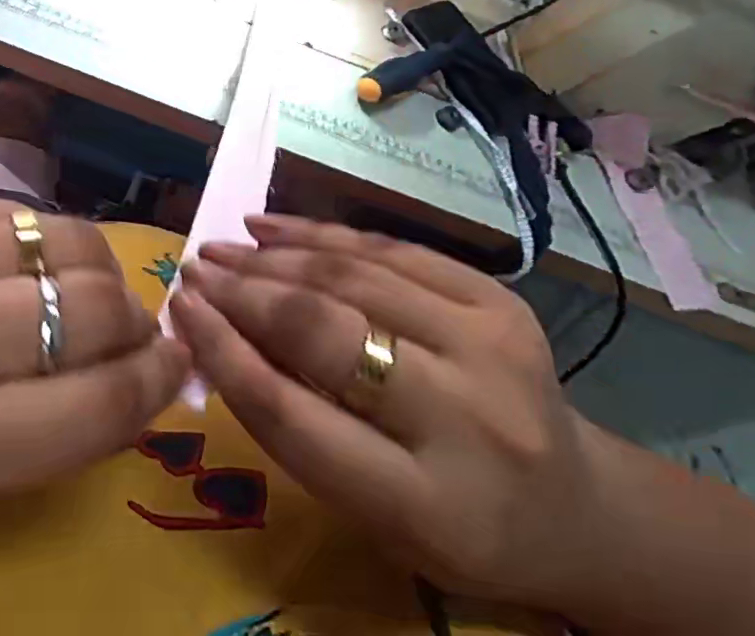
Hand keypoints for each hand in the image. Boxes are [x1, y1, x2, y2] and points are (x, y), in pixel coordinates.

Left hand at [0, 197, 189, 495]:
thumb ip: (81, 426)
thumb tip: (163, 370)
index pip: (99, 401)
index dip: (156, 381)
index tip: (173, 367)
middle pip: (95, 312)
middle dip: (135, 324)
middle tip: (132, 332)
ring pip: (80, 249)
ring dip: (109, 276)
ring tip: (95, 294)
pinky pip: (46, 219)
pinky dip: (71, 246)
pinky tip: (54, 267)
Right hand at [169, 214, 618, 611]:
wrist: (574, 505)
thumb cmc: (455, 527)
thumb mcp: (368, 512)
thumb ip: (293, 426)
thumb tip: (217, 335)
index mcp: (424, 502)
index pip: (292, 414)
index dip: (224, 353)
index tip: (180, 310)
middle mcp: (465, 416)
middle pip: (326, 332)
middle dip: (246, 293)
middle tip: (194, 270)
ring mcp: (491, 343)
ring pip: (355, 277)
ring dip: (275, 257)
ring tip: (223, 247)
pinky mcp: (498, 298)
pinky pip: (390, 249)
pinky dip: (323, 235)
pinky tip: (273, 227)